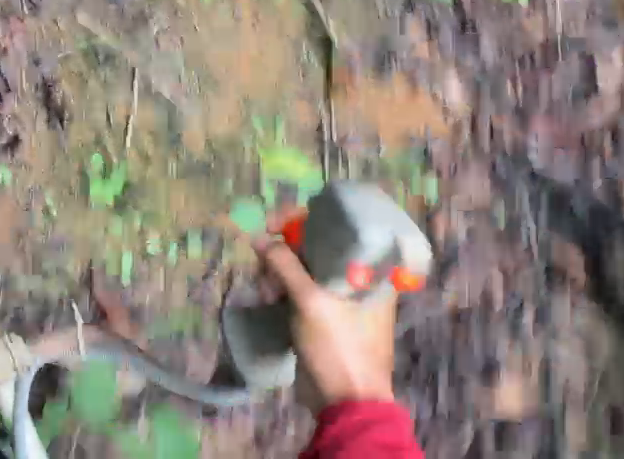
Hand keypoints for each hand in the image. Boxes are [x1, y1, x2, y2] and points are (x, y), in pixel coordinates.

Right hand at [255, 235, 396, 410]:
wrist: (346, 403)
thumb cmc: (339, 347)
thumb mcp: (310, 301)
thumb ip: (284, 264)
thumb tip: (257, 237)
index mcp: (366, 272)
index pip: (333, 227)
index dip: (299, 220)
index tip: (271, 225)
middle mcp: (354, 278)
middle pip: (309, 245)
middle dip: (281, 252)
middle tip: (266, 269)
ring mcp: (337, 296)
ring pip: (296, 265)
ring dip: (275, 272)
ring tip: (266, 292)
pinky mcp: (321, 312)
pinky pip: (294, 285)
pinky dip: (278, 286)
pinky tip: (267, 299)